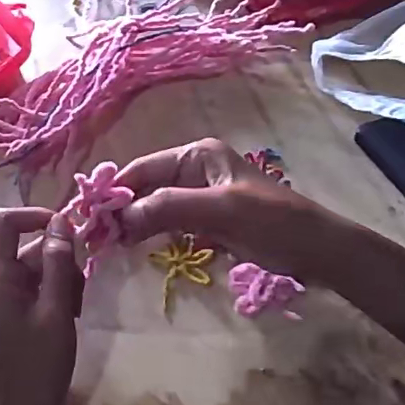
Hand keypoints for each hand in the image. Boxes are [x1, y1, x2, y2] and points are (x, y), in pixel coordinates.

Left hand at [0, 207, 84, 404]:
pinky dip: (57, 290)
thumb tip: (62, 220)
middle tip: (82, 281)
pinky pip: (37, 284)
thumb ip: (59, 262)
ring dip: (62, 275)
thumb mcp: (57, 308)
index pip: (5, 222)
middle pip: (26, 245)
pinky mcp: (14, 309)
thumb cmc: (40, 362)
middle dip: (58, 255)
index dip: (36, 216)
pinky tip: (72, 311)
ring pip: (36, 264)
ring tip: (77, 304)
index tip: (68, 226)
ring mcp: (3, 295)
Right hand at [115, 138, 343, 281]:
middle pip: (145, 186)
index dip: (115, 190)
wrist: (315, 249)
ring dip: (132, 223)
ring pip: (154, 206)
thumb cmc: (272, 222)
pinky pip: (168, 223)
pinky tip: (133, 247)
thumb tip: (121, 216)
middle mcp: (194, 169)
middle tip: (94, 238)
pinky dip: (150, 233)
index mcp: (197, 155)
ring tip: (108, 246)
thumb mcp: (221, 210)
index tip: (89, 216)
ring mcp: (200, 195)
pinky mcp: (206, 220)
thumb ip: (170, 207)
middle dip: (120, 209)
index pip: (143, 169)